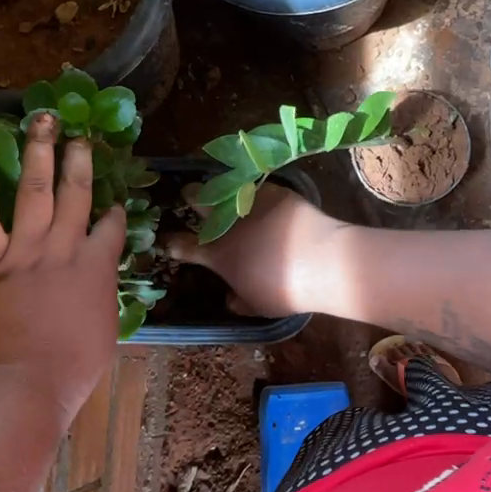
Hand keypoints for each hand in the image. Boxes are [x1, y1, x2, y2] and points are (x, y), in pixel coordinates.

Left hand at [0, 114, 125, 427]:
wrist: (23, 385)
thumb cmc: (72, 369)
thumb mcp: (105, 328)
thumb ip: (102, 293)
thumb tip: (99, 280)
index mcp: (98, 267)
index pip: (110, 227)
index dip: (113, 213)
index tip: (113, 206)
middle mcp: (65, 248)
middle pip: (77, 194)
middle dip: (81, 162)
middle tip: (81, 137)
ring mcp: (26, 251)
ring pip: (35, 191)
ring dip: (40, 154)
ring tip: (43, 122)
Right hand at [164, 185, 346, 316]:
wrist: (322, 262)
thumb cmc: (286, 290)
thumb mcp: (258, 306)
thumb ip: (239, 301)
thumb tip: (229, 298)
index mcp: (218, 254)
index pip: (182, 245)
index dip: (171, 242)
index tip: (168, 240)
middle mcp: (227, 224)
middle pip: (196, 199)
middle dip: (192, 197)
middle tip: (193, 198)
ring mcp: (250, 203)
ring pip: (225, 186)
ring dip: (222, 189)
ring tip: (227, 192)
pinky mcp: (275, 191)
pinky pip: (256, 186)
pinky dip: (254, 191)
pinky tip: (260, 195)